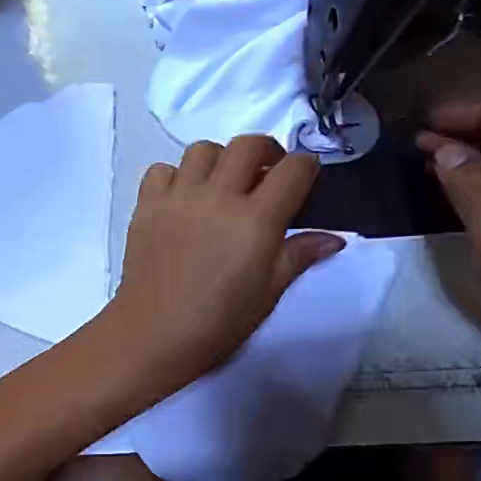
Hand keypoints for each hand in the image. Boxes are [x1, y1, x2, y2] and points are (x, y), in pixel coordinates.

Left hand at [105, 136, 343, 387]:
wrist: (153, 335)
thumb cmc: (218, 322)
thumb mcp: (267, 293)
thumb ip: (298, 257)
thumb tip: (333, 239)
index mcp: (255, 220)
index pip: (293, 170)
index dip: (306, 167)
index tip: (306, 176)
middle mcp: (217, 197)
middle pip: (247, 145)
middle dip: (266, 150)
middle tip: (268, 171)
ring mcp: (178, 197)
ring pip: (203, 149)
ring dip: (221, 158)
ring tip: (223, 182)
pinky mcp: (147, 205)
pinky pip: (162, 169)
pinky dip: (176, 175)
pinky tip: (183, 197)